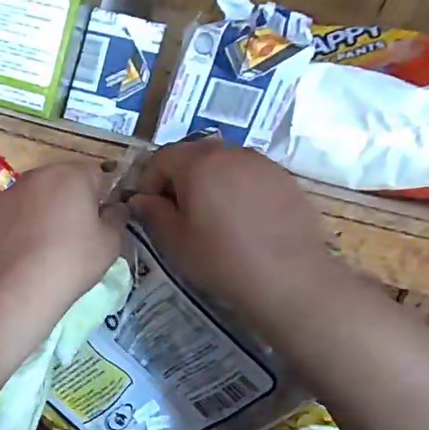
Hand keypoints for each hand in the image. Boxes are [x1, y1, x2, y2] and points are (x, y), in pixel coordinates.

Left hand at [0, 162, 123, 322]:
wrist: (12, 291)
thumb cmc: (70, 263)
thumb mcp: (110, 244)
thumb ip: (116, 218)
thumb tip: (113, 208)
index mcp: (71, 175)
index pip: (97, 176)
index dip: (102, 198)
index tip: (100, 224)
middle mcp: (37, 175)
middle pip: (62, 182)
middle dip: (70, 202)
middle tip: (74, 236)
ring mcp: (7, 194)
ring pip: (35, 198)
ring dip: (43, 213)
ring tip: (45, 247)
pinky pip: (13, 215)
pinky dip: (20, 227)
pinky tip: (22, 254)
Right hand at [127, 141, 334, 310]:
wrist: (288, 277)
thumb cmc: (219, 258)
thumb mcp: (174, 240)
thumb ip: (152, 213)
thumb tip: (140, 199)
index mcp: (198, 162)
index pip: (161, 157)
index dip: (148, 181)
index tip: (148, 209)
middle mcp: (231, 153)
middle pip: (194, 155)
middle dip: (178, 179)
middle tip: (176, 213)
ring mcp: (263, 163)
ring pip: (224, 164)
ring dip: (208, 183)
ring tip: (209, 218)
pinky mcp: (285, 180)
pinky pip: (249, 176)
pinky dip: (235, 190)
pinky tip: (239, 222)